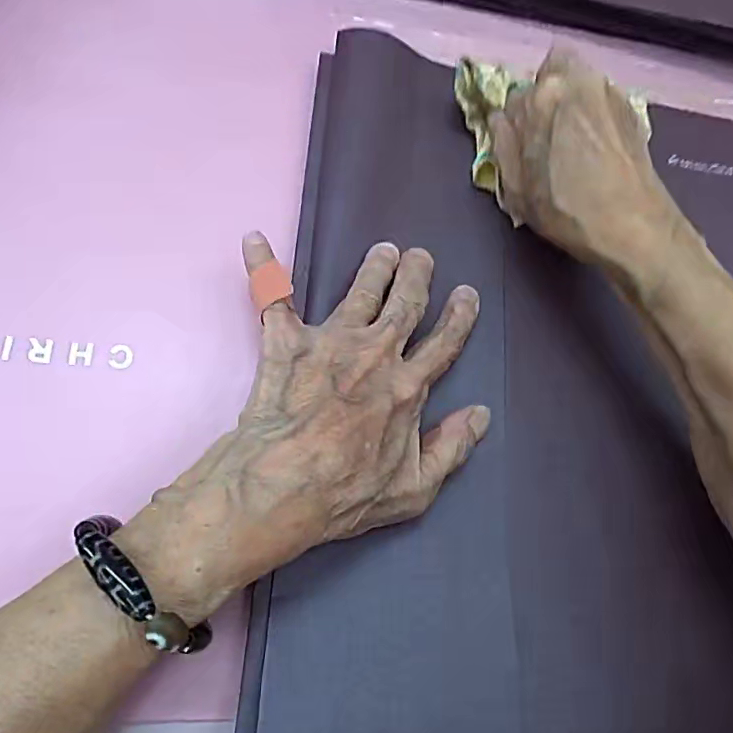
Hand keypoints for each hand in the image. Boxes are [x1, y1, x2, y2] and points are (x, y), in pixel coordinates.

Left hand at [119, 233, 489, 622]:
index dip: (459, 316)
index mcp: (407, 387)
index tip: (466, 294)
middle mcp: (375, 354)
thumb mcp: (413, 488)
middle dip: (416, 277)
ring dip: (373, 269)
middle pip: (404, 305)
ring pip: (359, 292)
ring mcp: (329, 343)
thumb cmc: (346, 493)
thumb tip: (479, 415)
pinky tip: (253, 240)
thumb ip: (450, 450)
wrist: (283, 484)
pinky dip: (262, 267)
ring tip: (382, 252)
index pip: (443, 342)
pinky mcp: (286, 343)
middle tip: (420, 257)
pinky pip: (272, 297)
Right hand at [488, 44, 700, 285]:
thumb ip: (503, 146)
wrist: (631, 223)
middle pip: (551, 75)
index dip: (514, 123)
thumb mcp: (516, 189)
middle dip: (544, 101)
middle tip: (543, 141)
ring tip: (569, 149)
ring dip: (568, 108)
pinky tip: (592, 152)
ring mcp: (609, 89)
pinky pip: (598, 101)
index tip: (518, 145)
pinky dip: (590, 118)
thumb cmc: (565, 210)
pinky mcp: (631, 106)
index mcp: (542, 96)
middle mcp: (578, 80)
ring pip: (577, 85)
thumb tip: (501, 120)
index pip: (514, 97)